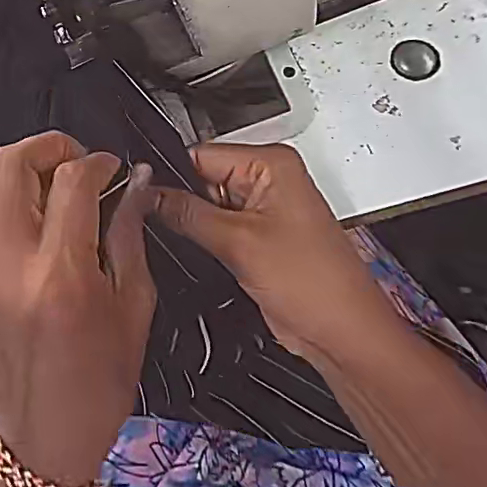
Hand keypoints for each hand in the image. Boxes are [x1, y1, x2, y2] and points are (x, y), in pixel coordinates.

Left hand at [0, 132, 155, 486]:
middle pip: (9, 163)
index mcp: (60, 276)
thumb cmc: (101, 377)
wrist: (45, 431)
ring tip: (52, 183)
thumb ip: (128, 231)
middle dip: (49, 146)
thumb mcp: (134, 301)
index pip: (72, 181)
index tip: (112, 167)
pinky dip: (3, 198)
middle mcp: (8, 268)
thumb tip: (132, 183)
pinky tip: (33, 216)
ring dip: (20, 167)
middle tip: (76, 159)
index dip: (98, 162)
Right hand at [152, 143, 403, 367]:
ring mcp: (264, 210)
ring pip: (209, 207)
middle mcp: (270, 180)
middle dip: (184, 203)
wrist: (341, 332)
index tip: (145, 195)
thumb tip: (151, 195)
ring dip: (197, 226)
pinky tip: (209, 256)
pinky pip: (220, 229)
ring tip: (203, 247)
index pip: (202, 154)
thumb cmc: (319, 284)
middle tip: (168, 226)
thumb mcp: (240, 243)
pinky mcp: (258, 237)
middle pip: (203, 179)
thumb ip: (188, 214)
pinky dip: (208, 241)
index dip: (171, 175)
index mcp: (272, 164)